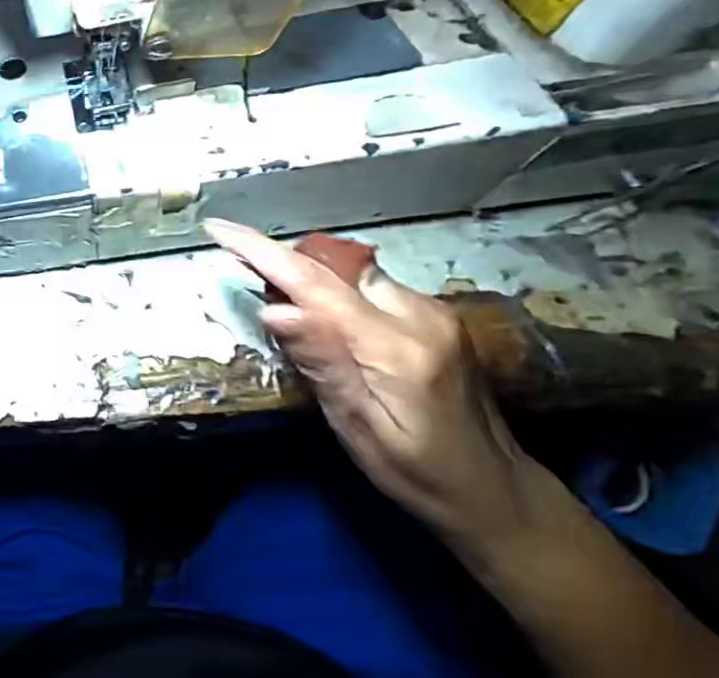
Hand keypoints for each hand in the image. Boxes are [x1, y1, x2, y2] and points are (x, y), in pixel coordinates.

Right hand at [203, 218, 542, 543]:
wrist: (498, 491)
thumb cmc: (421, 477)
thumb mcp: (360, 431)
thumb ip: (321, 364)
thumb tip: (274, 309)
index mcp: (399, 348)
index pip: (316, 285)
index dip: (263, 252)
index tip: (219, 228)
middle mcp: (420, 313)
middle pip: (334, 268)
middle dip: (283, 263)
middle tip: (240, 271)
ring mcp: (432, 309)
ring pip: (350, 273)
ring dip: (308, 277)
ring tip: (276, 297)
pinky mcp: (434, 312)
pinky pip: (368, 285)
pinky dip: (335, 290)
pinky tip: (325, 318)